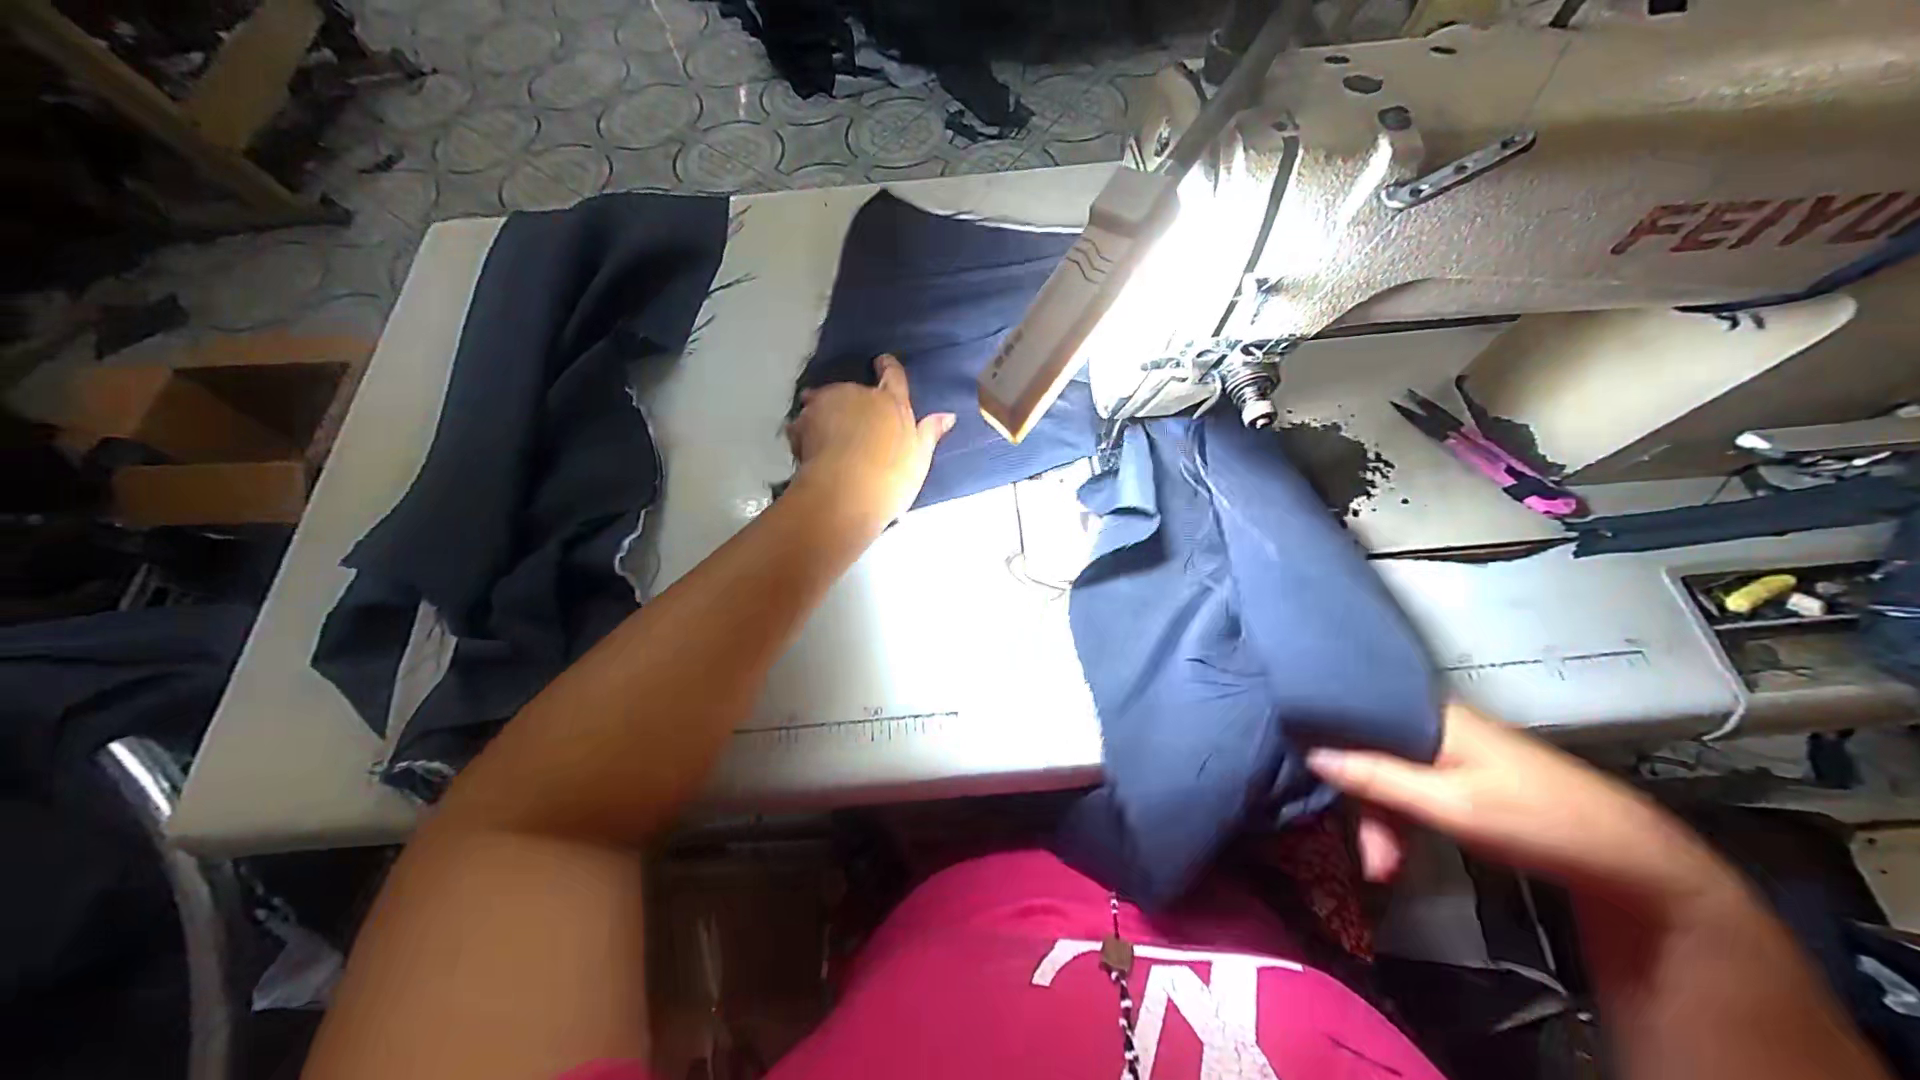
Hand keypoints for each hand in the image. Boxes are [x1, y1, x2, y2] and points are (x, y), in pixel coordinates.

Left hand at [788, 354, 954, 533]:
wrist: (845, 494)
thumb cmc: (890, 477)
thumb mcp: (919, 458)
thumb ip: (930, 433)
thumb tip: (948, 416)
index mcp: (891, 402)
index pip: (893, 374)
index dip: (888, 366)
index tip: (882, 362)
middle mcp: (858, 395)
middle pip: (853, 389)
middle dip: (851, 401)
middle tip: (854, 426)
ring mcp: (826, 406)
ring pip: (823, 401)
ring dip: (824, 413)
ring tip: (827, 439)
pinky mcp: (801, 424)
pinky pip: (801, 423)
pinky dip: (804, 433)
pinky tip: (809, 452)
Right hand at [1308, 704, 1735, 911]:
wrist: (1632, 862)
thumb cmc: (1534, 819)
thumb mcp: (1447, 803)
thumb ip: (1377, 777)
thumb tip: (1312, 752)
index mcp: (1430, 715)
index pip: (1356, 714)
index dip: (1323, 738)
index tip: (1295, 766)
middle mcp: (1434, 724)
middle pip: (1370, 754)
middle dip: (1363, 808)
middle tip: (1366, 859)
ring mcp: (1449, 751)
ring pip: (1390, 779)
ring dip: (1383, 826)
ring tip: (1383, 871)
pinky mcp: (1460, 777)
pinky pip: (1411, 791)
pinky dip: (1403, 826)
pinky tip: (1398, 859)